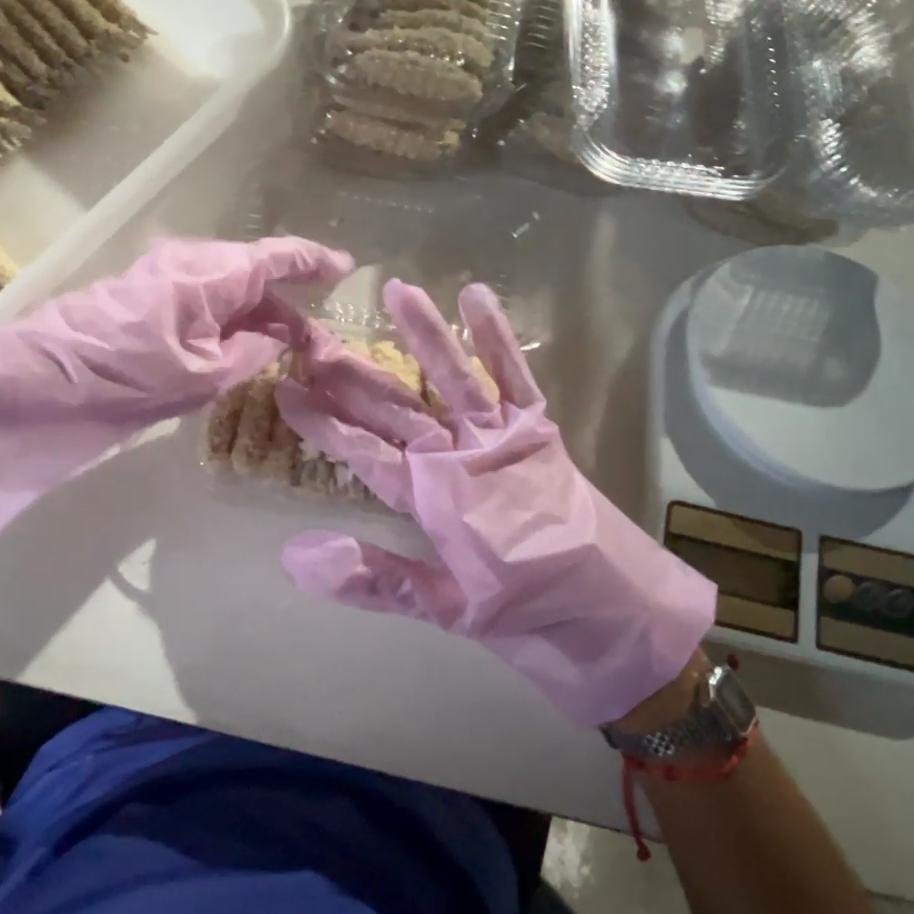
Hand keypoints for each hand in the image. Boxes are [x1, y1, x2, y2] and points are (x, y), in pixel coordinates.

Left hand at [0, 237, 353, 534]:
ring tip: (278, 354)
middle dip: (286, 306)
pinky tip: (230, 351)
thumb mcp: (203, 377)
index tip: (347, 268)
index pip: (278, 256)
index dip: (315, 262)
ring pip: (223, 290)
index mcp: (212, 271)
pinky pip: (196, 301)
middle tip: (313, 346)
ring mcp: (159, 276)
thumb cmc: (125, 380)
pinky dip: (222, 321)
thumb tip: (278, 333)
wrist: (34, 381)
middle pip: (252, 274)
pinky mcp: (138, 296)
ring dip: (252, 317)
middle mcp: (188, 261)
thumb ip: (252, 350)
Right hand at [275, 280, 716, 725]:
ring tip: (395, 290)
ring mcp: (505, 441)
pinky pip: (517, 378)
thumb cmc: (533, 620)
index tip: (285, 390)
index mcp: (436, 500)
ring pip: (454, 380)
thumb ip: (376, 578)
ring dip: (426, 336)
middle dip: (353, 375)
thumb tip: (295, 556)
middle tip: (313, 338)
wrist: (628, 622)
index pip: (364, 452)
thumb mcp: (451, 610)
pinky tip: (477, 298)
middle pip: (399, 408)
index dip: (323, 423)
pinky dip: (498, 339)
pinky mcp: (542, 435)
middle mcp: (464, 459)